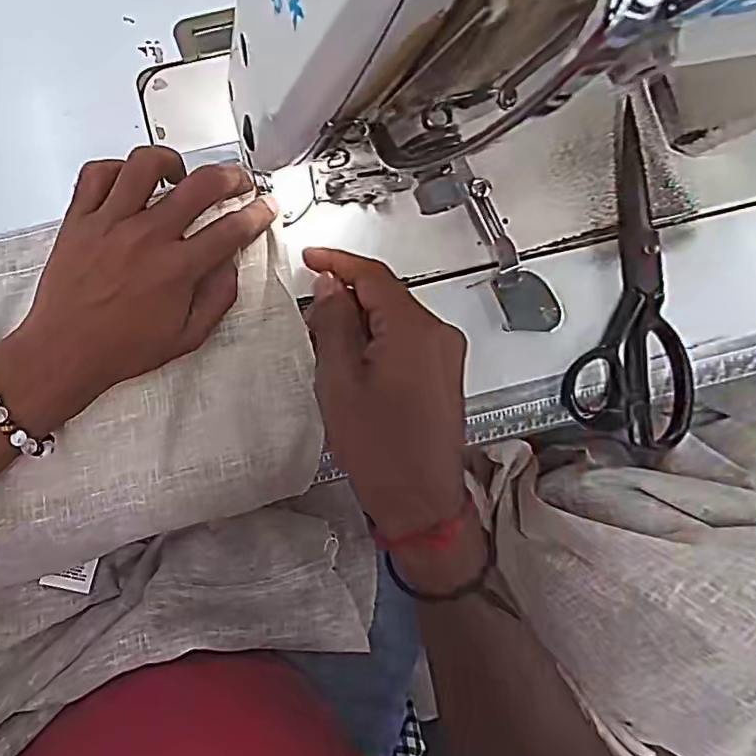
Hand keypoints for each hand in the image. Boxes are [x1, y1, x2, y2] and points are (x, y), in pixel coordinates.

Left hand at [0, 146, 276, 431]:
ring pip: (146, 165)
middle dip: (232, 177)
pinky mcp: (78, 221)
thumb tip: (229, 267)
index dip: (257, 214)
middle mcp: (145, 239)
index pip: (232, 228)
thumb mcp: (185, 338)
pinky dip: (115, 169)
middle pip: (202, 184)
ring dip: (171, 161)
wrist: (64, 352)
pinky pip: (96, 174)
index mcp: (176, 269)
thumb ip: (217, 299)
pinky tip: (126, 181)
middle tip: (235, 181)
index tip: (262, 208)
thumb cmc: (116, 349)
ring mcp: (109, 225)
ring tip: (178, 172)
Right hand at [303, 247, 480, 590]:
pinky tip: (351, 364)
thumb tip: (331, 288)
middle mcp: (438, 336)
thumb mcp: (339, 380)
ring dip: (358, 322)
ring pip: (394, 318)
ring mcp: (444, 355)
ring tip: (326, 349)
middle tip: (310, 317)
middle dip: (345, 299)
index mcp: (414, 331)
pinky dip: (375, 340)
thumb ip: (334, 324)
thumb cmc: (381, 449)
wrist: (419, 499)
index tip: (312, 257)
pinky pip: (405, 339)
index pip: (373, 276)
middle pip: (386, 296)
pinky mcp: (442, 373)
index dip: (337, 262)